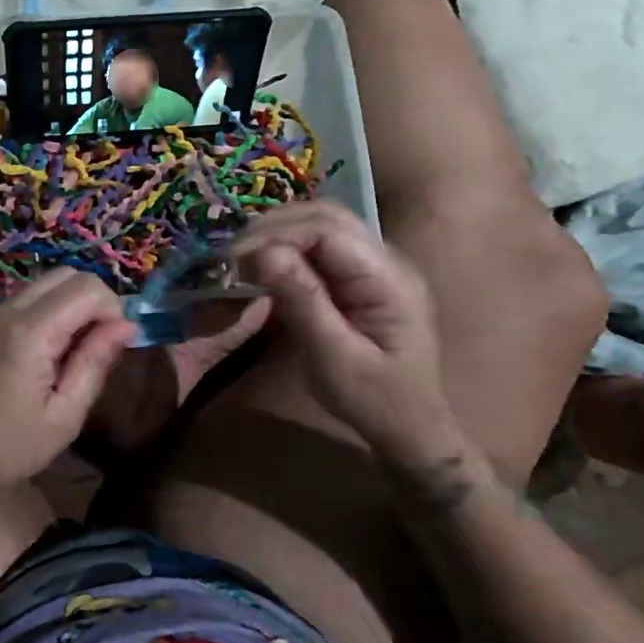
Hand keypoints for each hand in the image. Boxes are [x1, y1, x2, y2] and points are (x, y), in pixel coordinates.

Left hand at [0, 269, 133, 542]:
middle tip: (101, 344)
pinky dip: (51, 309)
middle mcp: (9, 309)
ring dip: (72, 303)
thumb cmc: (10, 447)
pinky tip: (53, 349)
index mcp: (30, 331)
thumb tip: (127, 326)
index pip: (87, 287)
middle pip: (67, 274)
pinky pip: (29, 298)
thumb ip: (95, 362)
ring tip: (78, 349)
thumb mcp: (64, 415)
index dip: (113, 310)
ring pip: (47, 282)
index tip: (117, 345)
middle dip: (95, 300)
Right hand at [231, 202, 456, 459]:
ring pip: (323, 224)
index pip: (328, 229)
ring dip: (279, 233)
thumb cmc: (373, 399)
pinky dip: (288, 247)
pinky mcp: (360, 277)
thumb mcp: (333, 358)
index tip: (237, 259)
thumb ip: (303, 302)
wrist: (410, 426)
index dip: (278, 235)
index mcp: (387, 279)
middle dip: (274, 227)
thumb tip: (264, 254)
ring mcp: (375, 266)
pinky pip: (322, 246)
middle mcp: (386, 261)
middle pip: (327, 215)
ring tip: (243, 258)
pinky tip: (265, 265)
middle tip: (233, 255)